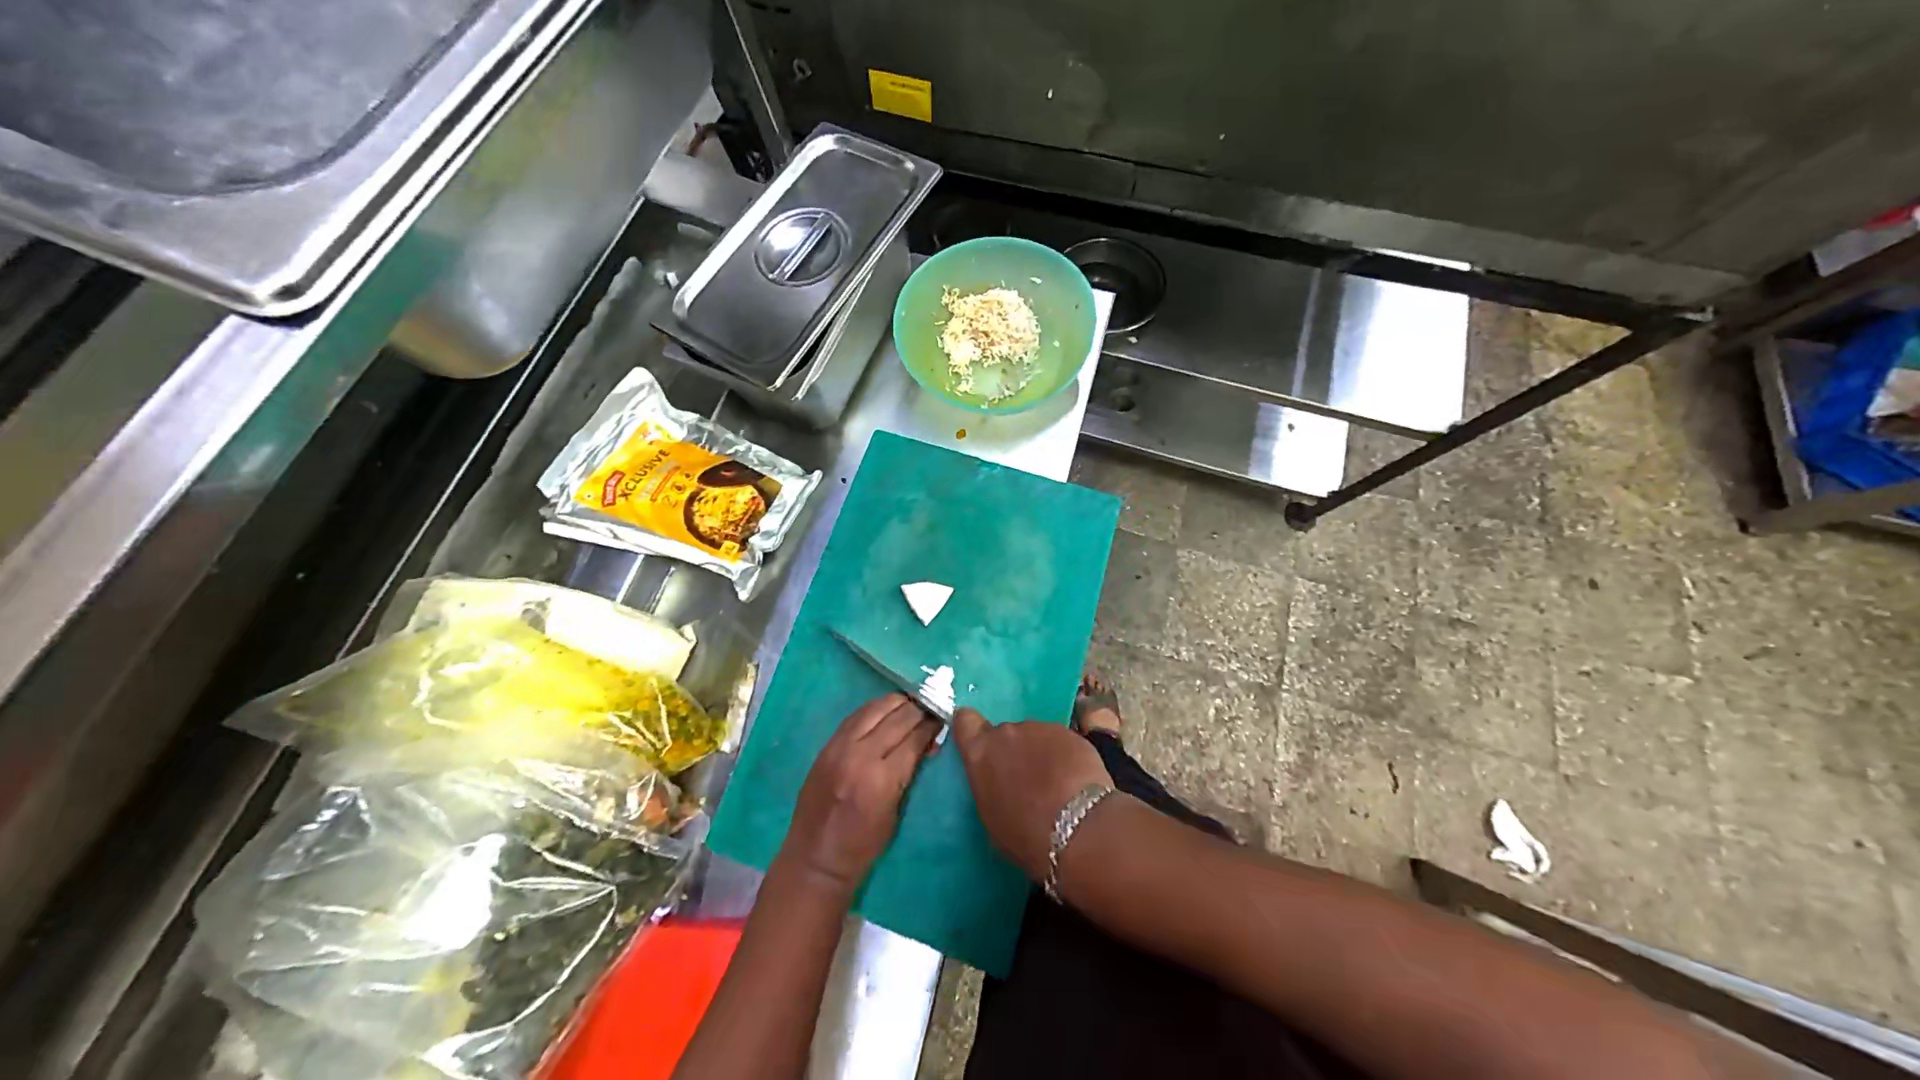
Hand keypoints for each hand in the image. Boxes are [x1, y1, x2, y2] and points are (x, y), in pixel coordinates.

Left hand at [780, 694, 940, 891]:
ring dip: (896, 704)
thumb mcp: (896, 812)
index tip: (944, 718)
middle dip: (919, 710)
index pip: (914, 736)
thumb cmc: (863, 847)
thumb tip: (927, 743)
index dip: (932, 724)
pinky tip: (886, 711)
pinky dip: (874, 710)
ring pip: (874, 709)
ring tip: (911, 704)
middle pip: (897, 717)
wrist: (816, 859)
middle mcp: (860, 755)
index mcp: (883, 778)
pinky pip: (855, 717)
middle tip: (932, 707)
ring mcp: (839, 747)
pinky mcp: (826, 746)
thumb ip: (910, 773)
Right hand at [950, 707, 1112, 880]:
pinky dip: (1065, 757)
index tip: (981, 745)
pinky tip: (1075, 782)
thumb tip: (999, 783)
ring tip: (1056, 785)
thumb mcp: (991, 816)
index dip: (972, 730)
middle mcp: (1007, 732)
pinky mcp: (1071, 734)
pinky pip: (1061, 743)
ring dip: (1040, 754)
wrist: (1078, 830)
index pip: (965, 721)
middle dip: (1013, 751)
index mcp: (981, 752)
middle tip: (1026, 781)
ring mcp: (1041, 729)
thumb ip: (989, 786)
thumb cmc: (1025, 835)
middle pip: (1005, 734)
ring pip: (1035, 738)